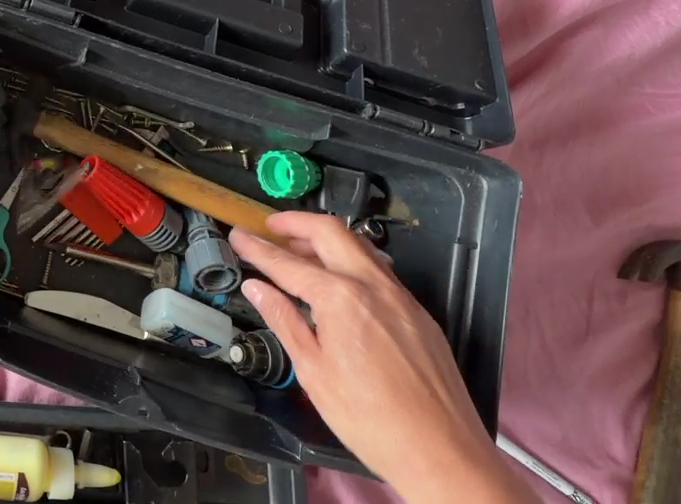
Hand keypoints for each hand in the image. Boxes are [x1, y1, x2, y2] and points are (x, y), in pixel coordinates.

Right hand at [229, 212, 536, 503]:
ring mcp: (401, 297)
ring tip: (300, 251)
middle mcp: (373, 286)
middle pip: (330, 232)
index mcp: (341, 298)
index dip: (257, 248)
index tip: (238, 235)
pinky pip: (379, 271)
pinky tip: (339, 283)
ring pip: (358, 246)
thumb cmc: (370, 421)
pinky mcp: (419, 314)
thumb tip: (257, 288)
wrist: (443, 456)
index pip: (288, 263)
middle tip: (270, 228)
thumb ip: (284, 321)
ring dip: (325, 240)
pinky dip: (350, 263)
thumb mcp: (313, 372)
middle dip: (296, 223)